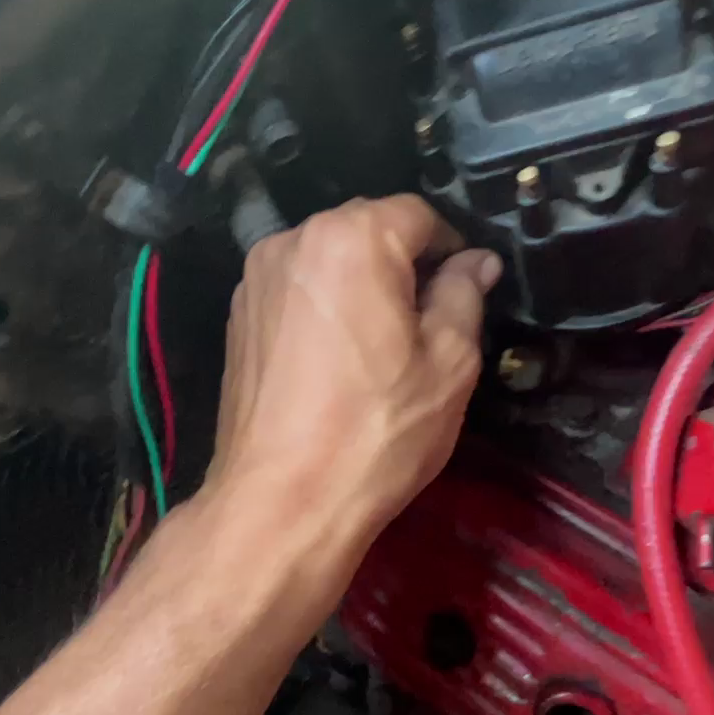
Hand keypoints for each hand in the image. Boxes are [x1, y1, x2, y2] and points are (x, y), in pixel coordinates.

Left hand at [204, 195, 500, 576]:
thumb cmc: (377, 432)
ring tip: (381, 345)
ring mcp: (256, 278)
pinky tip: (337, 359)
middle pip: (368, 229)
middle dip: (404, 262)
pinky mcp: (238, 316)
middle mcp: (294, 241)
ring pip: (329, 259)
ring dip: (362, 283)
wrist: (282, 501)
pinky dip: (325, 305)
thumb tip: (475, 261)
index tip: (466, 288)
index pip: (417, 213)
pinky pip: (297, 289)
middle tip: (429, 321)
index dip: (451, 246)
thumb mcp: (448, 364)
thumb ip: (464, 295)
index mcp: (352, 239)